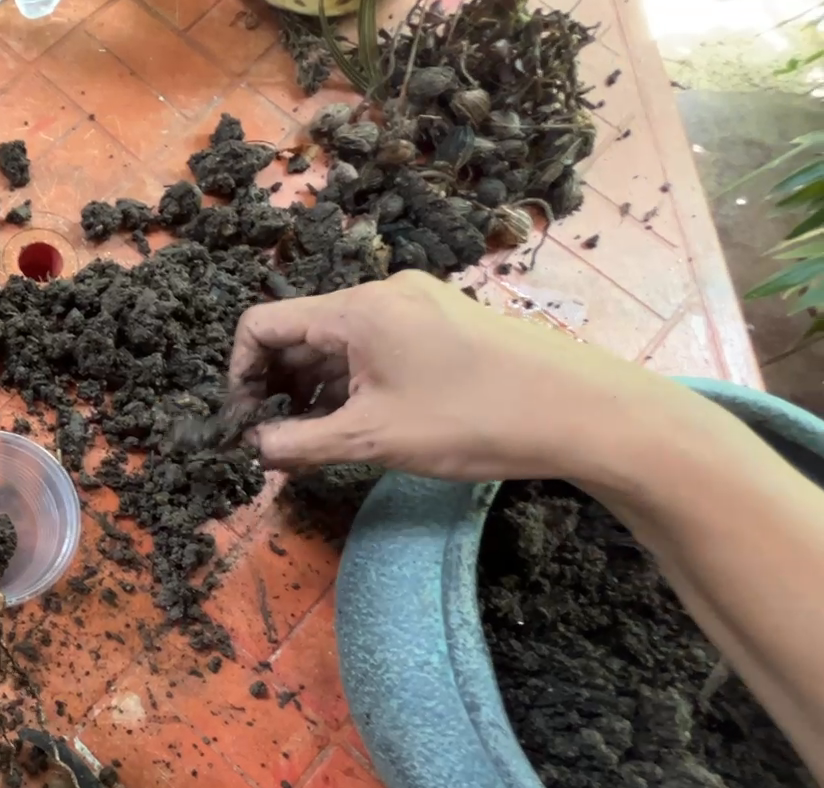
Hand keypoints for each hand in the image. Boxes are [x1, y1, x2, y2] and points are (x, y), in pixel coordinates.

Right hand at [227, 270, 691, 482]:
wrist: (592, 414)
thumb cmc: (472, 420)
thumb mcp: (369, 440)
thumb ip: (294, 444)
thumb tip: (249, 448)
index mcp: (356, 310)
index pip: (260, 325)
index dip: (238, 373)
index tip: (244, 419)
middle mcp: (379, 295)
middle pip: (293, 332)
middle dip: (272, 385)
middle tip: (272, 435)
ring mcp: (411, 306)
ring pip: (328, 343)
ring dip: (306, 388)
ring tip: (309, 436)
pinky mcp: (434, 323)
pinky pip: (364, 347)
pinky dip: (342, 382)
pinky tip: (349, 420)